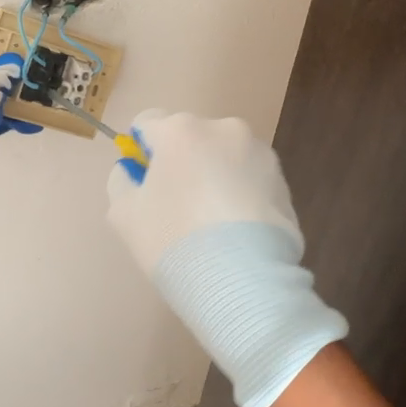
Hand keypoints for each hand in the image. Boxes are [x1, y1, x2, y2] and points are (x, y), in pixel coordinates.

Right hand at [104, 110, 347, 406]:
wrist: (242, 283)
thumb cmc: (173, 240)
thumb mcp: (123, 214)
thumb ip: (121, 181)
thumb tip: (134, 172)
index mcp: (181, 130)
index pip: (147, 124)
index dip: (141, 153)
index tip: (144, 185)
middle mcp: (224, 130)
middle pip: (189, 138)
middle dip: (181, 163)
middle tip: (176, 208)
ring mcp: (260, 155)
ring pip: (223, 158)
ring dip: (213, 177)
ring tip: (210, 225)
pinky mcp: (284, 184)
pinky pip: (249, 181)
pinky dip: (239, 197)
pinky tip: (234, 233)